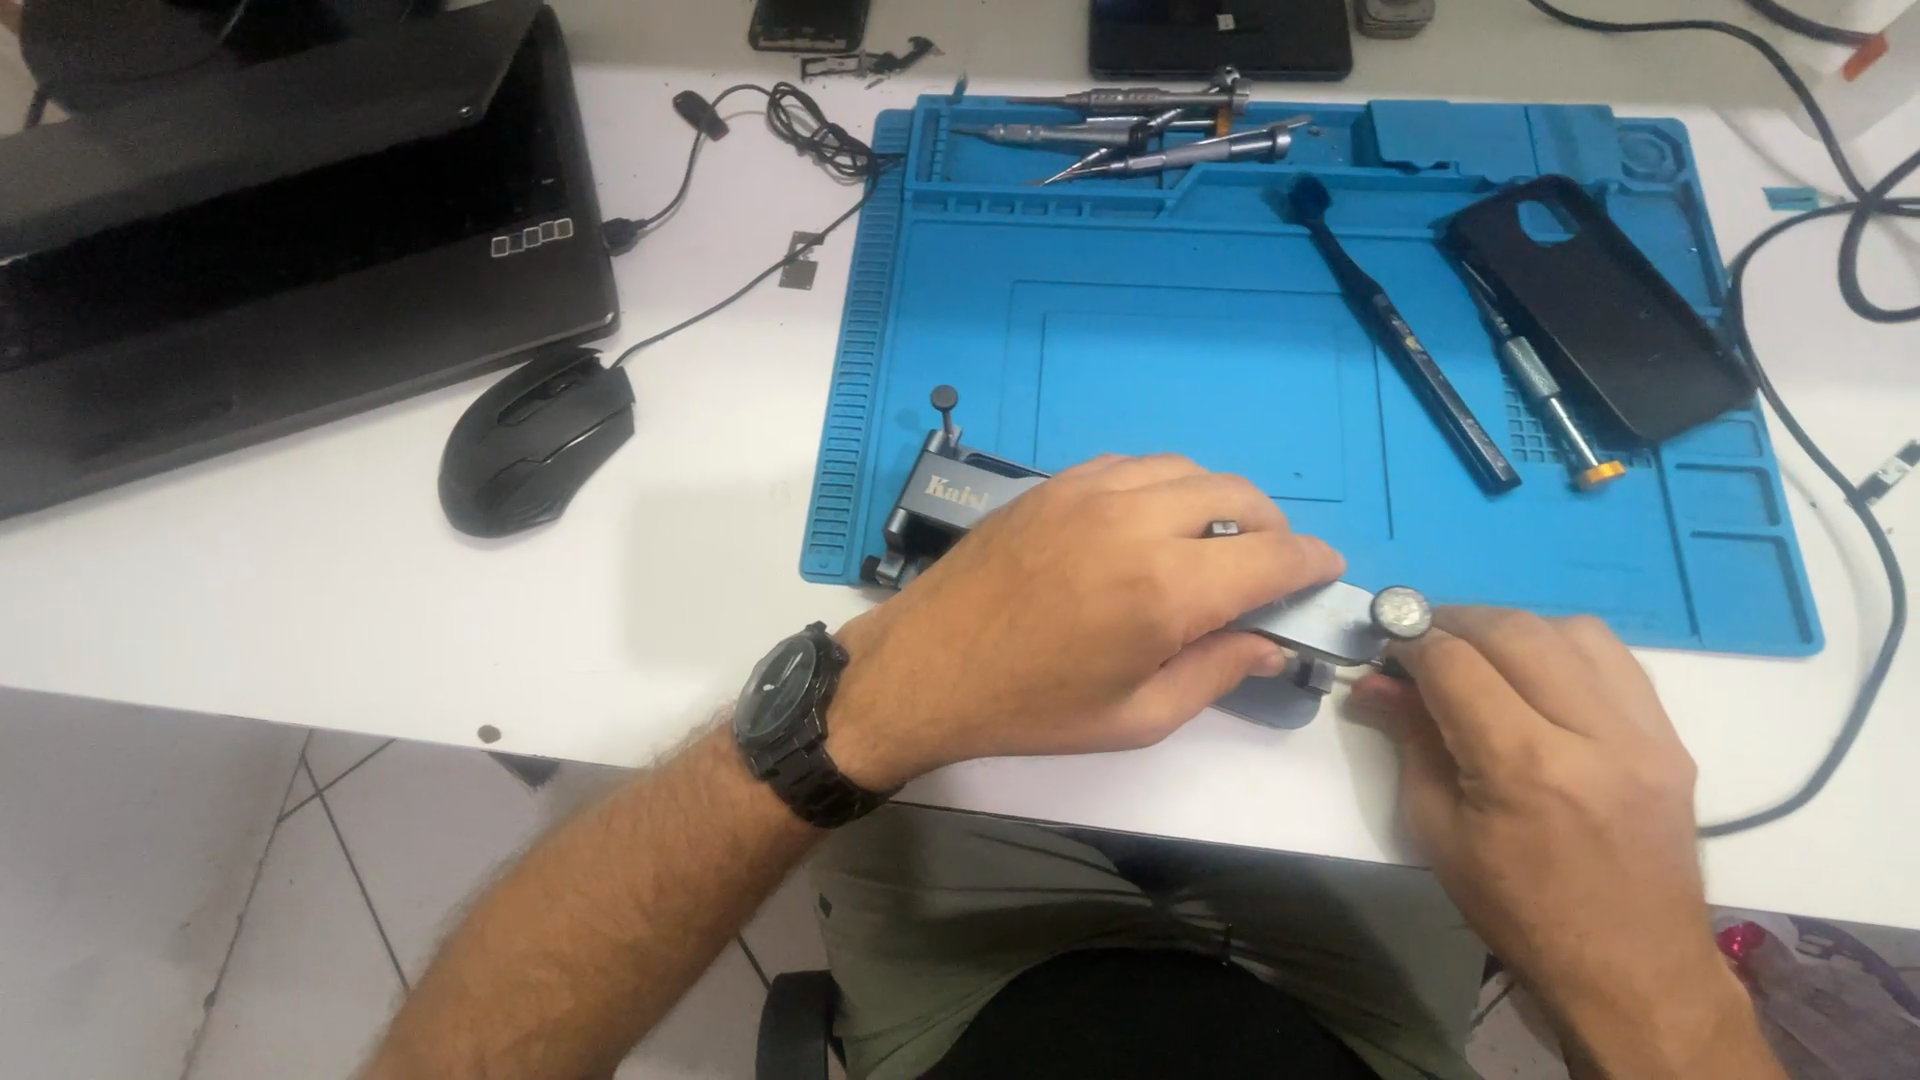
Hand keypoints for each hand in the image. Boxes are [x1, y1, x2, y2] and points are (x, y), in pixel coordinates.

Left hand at [825, 454, 1342, 790]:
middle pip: (1236, 496)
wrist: (925, 668)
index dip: (1312, 562)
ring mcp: (1087, 492)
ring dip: (1216, 501)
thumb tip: (1269, 643)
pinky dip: (1159, 486)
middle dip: (1270, 527)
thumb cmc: (1030, 708)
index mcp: (1164, 588)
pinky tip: (1147, 521)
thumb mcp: (1136, 716)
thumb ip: (1215, 672)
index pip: (1271, 555)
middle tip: (1267, 565)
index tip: (1324, 571)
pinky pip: (1129, 466)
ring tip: (1210, 541)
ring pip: (1184, 470)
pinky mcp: (1051, 484)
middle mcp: (1134, 521)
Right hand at [1351, 609, 1780, 1077]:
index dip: (1410, 641)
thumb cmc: (1514, 905)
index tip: (1384, 642)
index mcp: (1524, 767)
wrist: (1633, 970)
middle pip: (1514, 631)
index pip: (1454, 663)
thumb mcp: (1435, 825)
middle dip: (1453, 621)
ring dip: (1510, 628)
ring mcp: (1646, 736)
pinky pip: (1615, 660)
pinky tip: (1534, 672)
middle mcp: (1593, 737)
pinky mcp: (1672, 742)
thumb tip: (1372, 681)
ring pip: (1572, 630)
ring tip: (1478, 652)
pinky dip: (1562, 647)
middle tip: (1419, 639)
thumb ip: (1408, 737)